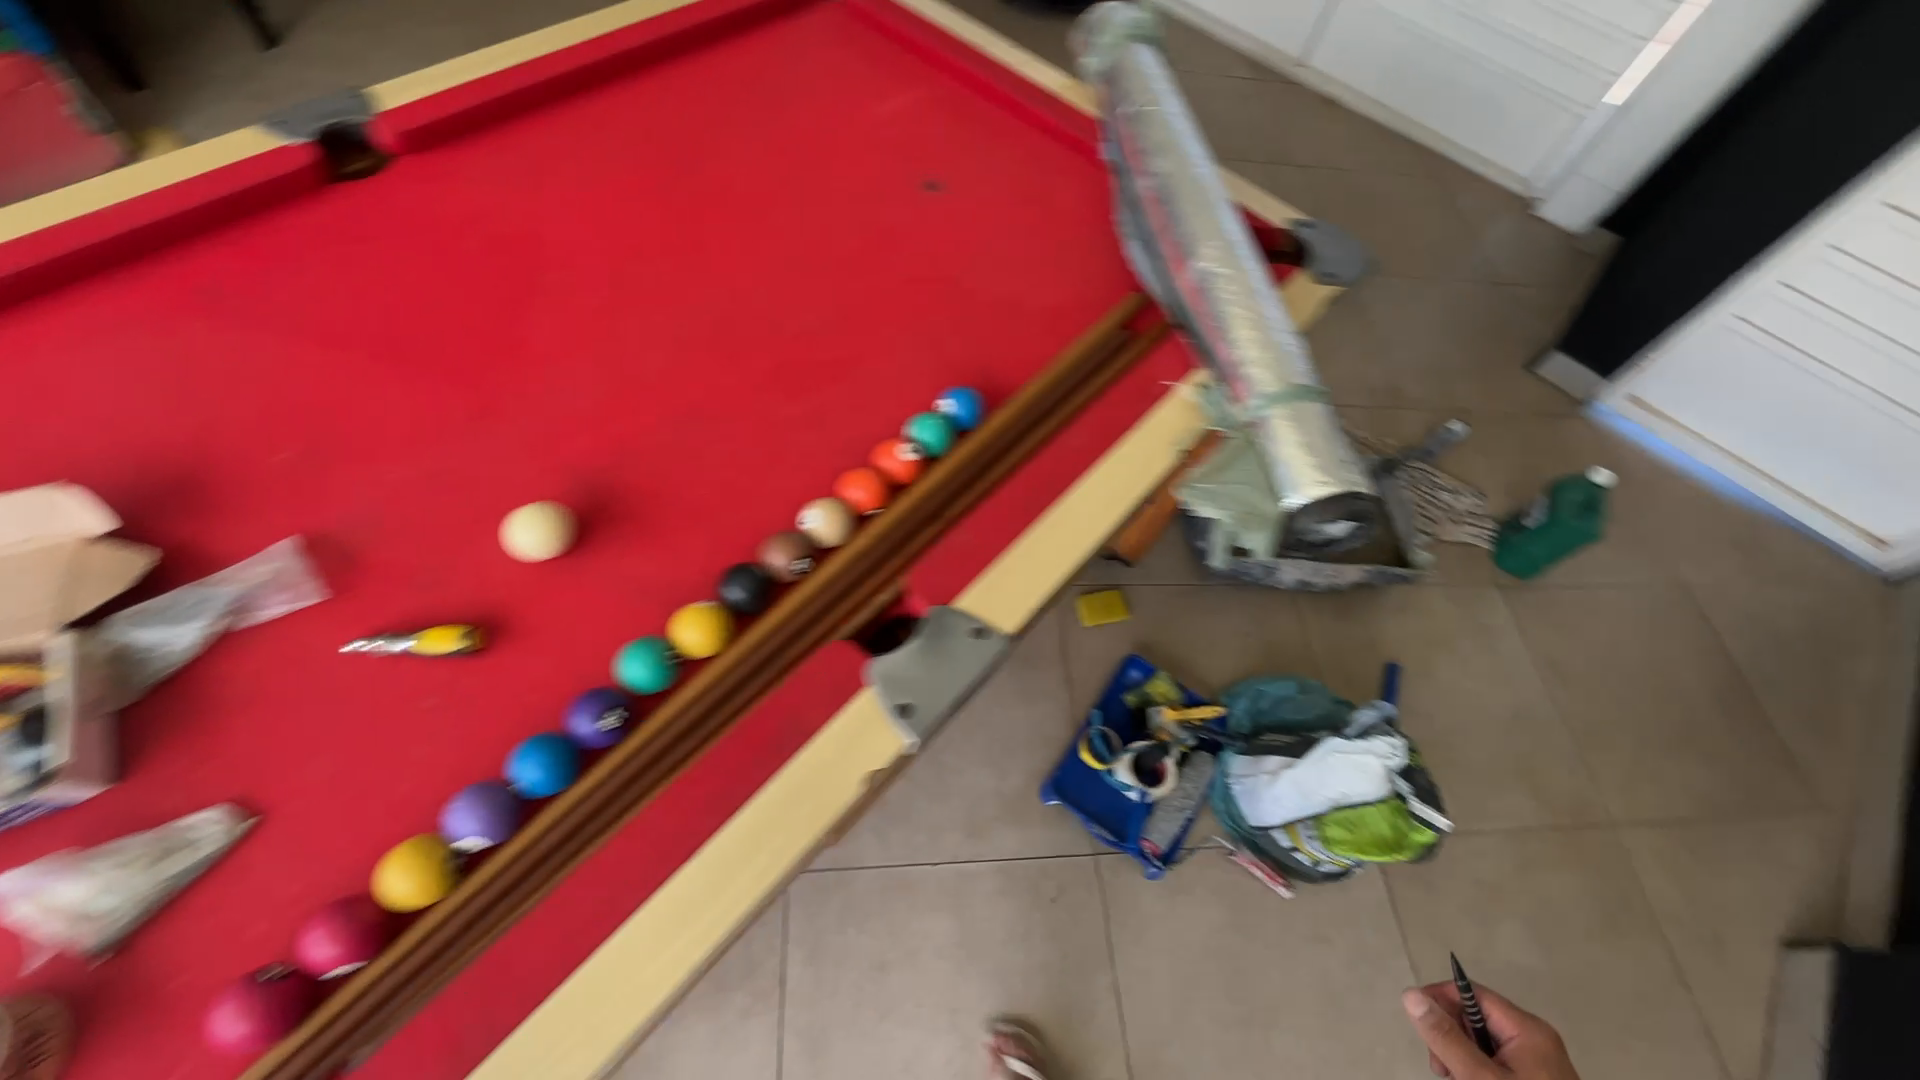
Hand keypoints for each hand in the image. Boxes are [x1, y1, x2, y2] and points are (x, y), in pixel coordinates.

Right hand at [1401, 982, 1580, 1079]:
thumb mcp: (1480, 1078)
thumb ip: (1446, 1037)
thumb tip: (1410, 994)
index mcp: (1527, 1029)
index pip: (1470, 992)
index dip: (1438, 999)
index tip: (1418, 1024)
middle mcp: (1533, 1038)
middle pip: (1473, 1017)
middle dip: (1449, 1038)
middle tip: (1441, 1069)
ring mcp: (1535, 1061)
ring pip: (1480, 1042)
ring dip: (1459, 1058)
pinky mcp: (1533, 1078)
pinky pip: (1493, 1061)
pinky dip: (1475, 1070)